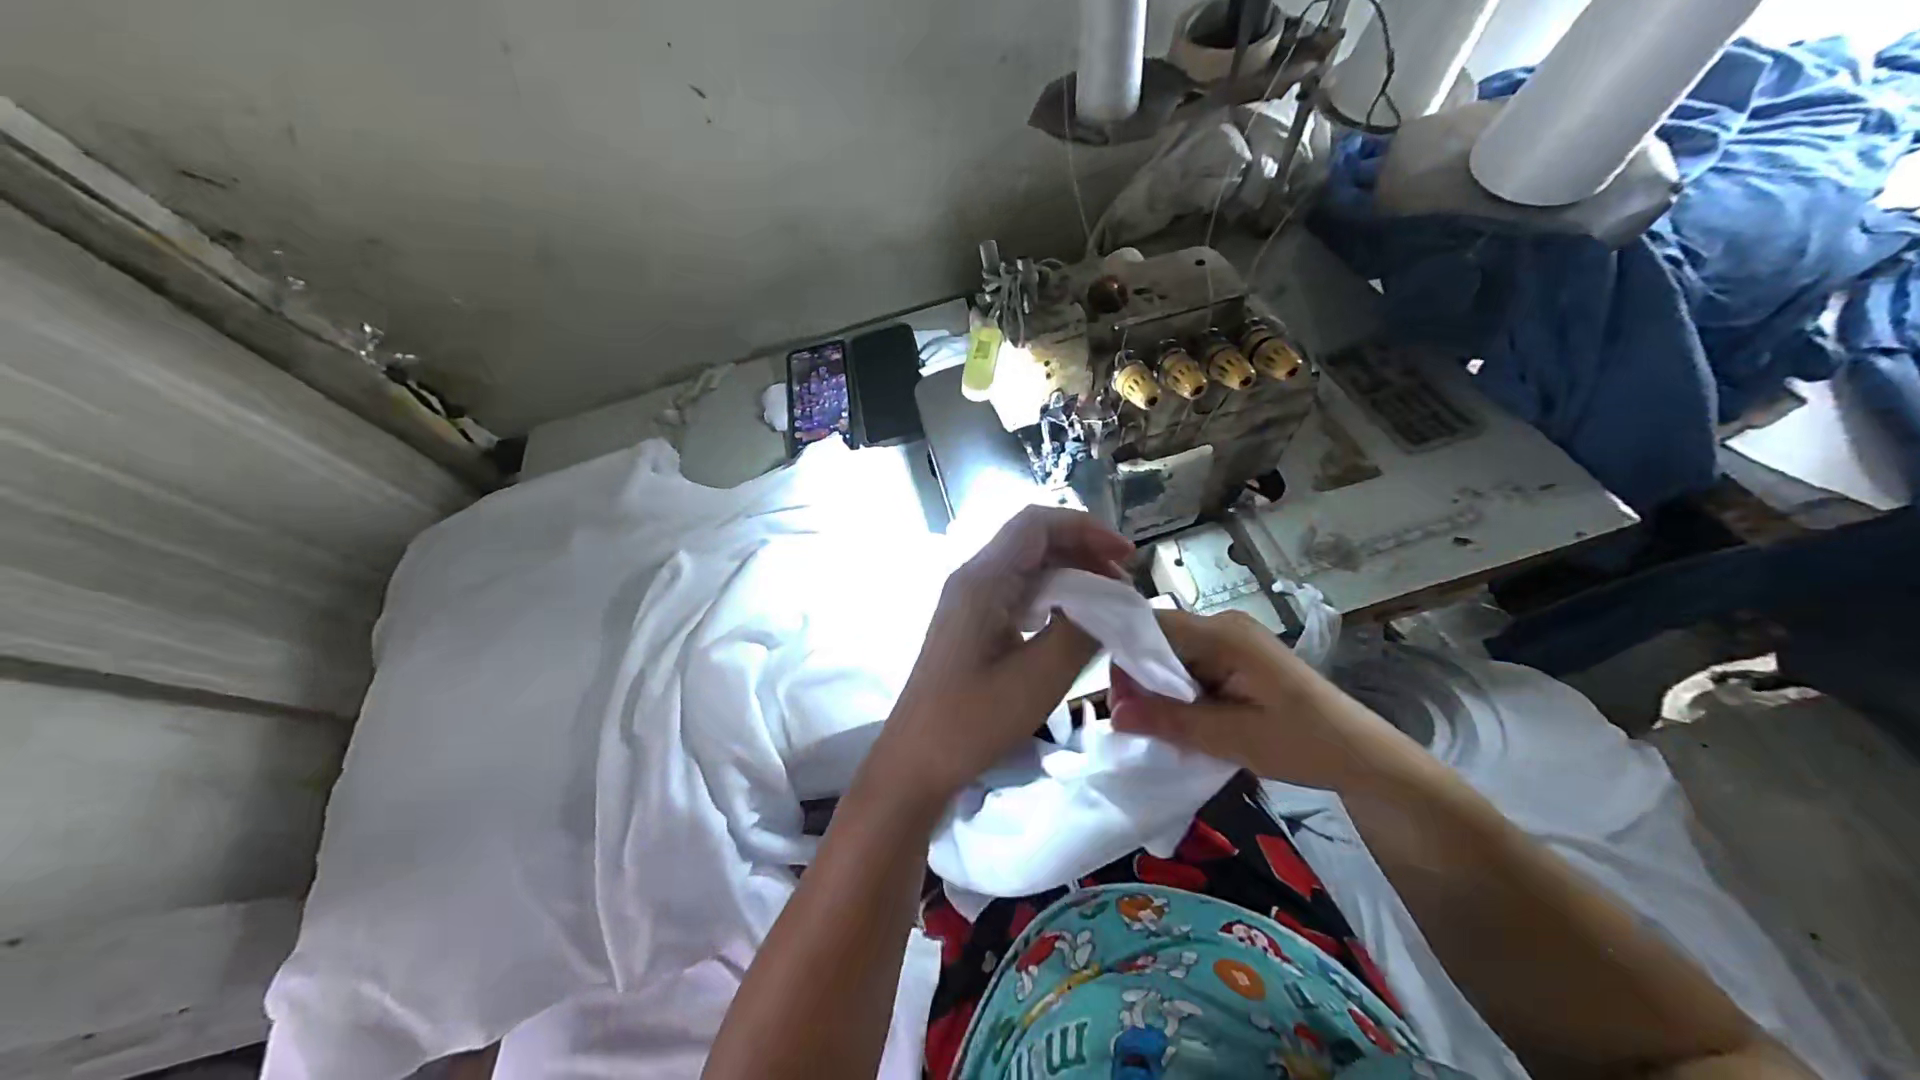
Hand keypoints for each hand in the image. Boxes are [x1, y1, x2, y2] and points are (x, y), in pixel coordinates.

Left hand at [867, 506, 1134, 806]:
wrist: (915, 761)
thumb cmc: (972, 721)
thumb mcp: (1039, 678)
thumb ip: (1081, 630)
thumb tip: (1112, 601)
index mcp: (982, 580)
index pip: (1036, 523)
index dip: (1086, 528)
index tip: (1126, 556)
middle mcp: (971, 578)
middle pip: (1033, 539)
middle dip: (1083, 551)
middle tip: (1123, 585)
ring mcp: (967, 599)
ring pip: (1026, 564)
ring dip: (1069, 573)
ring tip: (1107, 602)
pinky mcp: (970, 621)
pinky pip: (1016, 589)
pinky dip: (1051, 594)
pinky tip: (1072, 620)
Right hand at [1108, 609, 1414, 790]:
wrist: (1364, 757)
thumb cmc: (1303, 743)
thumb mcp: (1231, 738)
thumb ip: (1170, 721)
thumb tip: (1113, 713)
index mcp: (1224, 634)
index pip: (1152, 626)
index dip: (1126, 659)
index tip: (1120, 704)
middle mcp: (1225, 626)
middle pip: (1161, 640)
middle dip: (1143, 680)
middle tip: (1140, 724)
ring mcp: (1235, 640)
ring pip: (1176, 655)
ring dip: (1164, 689)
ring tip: (1165, 728)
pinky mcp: (1242, 658)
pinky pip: (1196, 666)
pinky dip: (1184, 692)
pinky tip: (1190, 721)